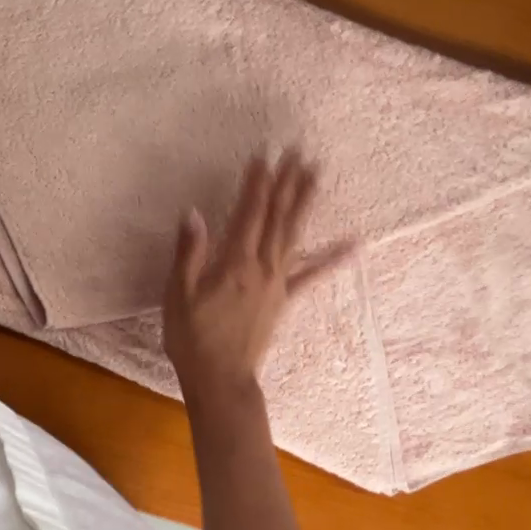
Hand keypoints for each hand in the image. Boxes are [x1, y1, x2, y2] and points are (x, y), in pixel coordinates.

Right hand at [163, 152, 327, 399]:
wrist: (220, 377)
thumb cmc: (191, 338)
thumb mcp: (177, 295)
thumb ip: (188, 254)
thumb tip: (194, 214)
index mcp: (232, 263)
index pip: (247, 213)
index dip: (256, 183)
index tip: (263, 155)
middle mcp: (261, 267)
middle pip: (276, 217)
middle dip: (285, 184)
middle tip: (297, 152)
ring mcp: (277, 283)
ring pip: (293, 235)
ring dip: (304, 203)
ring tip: (316, 175)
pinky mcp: (284, 299)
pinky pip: (311, 275)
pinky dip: (333, 258)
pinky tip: (353, 244)